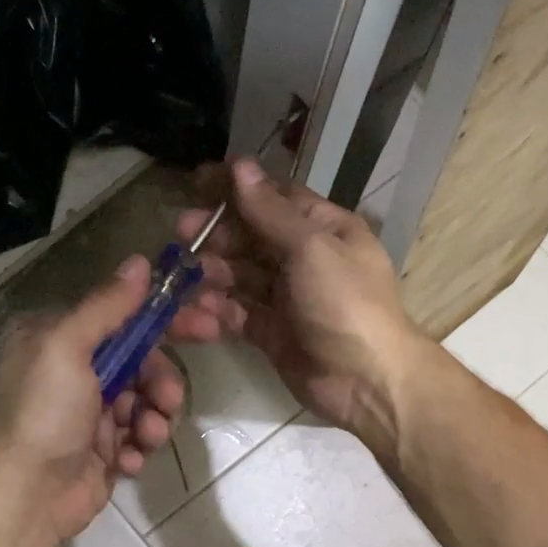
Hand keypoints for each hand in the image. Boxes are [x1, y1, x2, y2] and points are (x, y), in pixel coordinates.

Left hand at [0, 256, 184, 540]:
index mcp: (56, 338)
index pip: (122, 316)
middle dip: (160, 380)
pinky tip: (127, 461)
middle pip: (140, 361)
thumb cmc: (41, 416)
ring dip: (152, 418)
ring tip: (145, 435)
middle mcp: (71, 371)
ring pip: (145, 401)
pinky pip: (137, 438)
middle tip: (172, 397)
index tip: (208, 322)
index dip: (166, 318)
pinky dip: (139, 447)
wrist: (25, 498)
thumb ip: (105, 306)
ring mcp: (87, 413)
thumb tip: (139, 262)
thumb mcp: (66, 348)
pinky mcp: (102, 451)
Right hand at [169, 159, 428, 447]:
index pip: (274, 198)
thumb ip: (270, 212)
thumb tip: (239, 166)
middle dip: (216, 234)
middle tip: (180, 235)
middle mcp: (305, 260)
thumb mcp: (311, 248)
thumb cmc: (345, 303)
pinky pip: (239, 315)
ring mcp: (288, 299)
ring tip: (182, 275)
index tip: (196, 184)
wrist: (367, 380)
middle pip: (252, 238)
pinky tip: (194, 311)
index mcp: (324, 229)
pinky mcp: (273, 334)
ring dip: (212, 273)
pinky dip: (217, 312)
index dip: (237, 189)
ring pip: (241, 277)